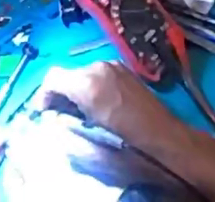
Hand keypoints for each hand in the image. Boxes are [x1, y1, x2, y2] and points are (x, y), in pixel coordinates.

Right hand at [33, 63, 193, 151]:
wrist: (172, 141)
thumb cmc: (134, 149)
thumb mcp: (96, 147)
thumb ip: (69, 131)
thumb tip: (53, 123)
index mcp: (88, 85)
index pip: (53, 78)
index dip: (44, 95)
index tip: (43, 112)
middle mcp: (98, 68)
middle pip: (67, 75)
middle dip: (61, 94)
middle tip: (61, 116)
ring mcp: (112, 65)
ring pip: (82, 73)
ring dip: (77, 90)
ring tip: (83, 113)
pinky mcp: (123, 68)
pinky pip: (98, 73)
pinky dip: (92, 86)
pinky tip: (101, 105)